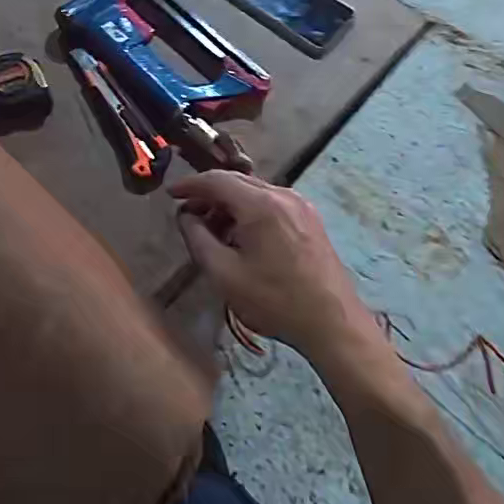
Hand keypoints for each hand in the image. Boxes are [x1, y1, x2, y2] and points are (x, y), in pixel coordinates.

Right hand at [170, 171, 374, 359]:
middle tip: (188, 214)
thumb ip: (198, 239)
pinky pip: (271, 203)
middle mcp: (283, 195)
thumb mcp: (224, 274)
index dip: (190, 184)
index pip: (217, 180)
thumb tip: (186, 217)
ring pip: (255, 192)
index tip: (171, 194)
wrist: (333, 323)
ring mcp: (300, 205)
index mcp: (261, 204)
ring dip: (230, 204)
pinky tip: (241, 236)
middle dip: (209, 195)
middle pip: (237, 182)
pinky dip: (250, 211)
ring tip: (213, 231)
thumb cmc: (275, 300)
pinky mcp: (310, 219)